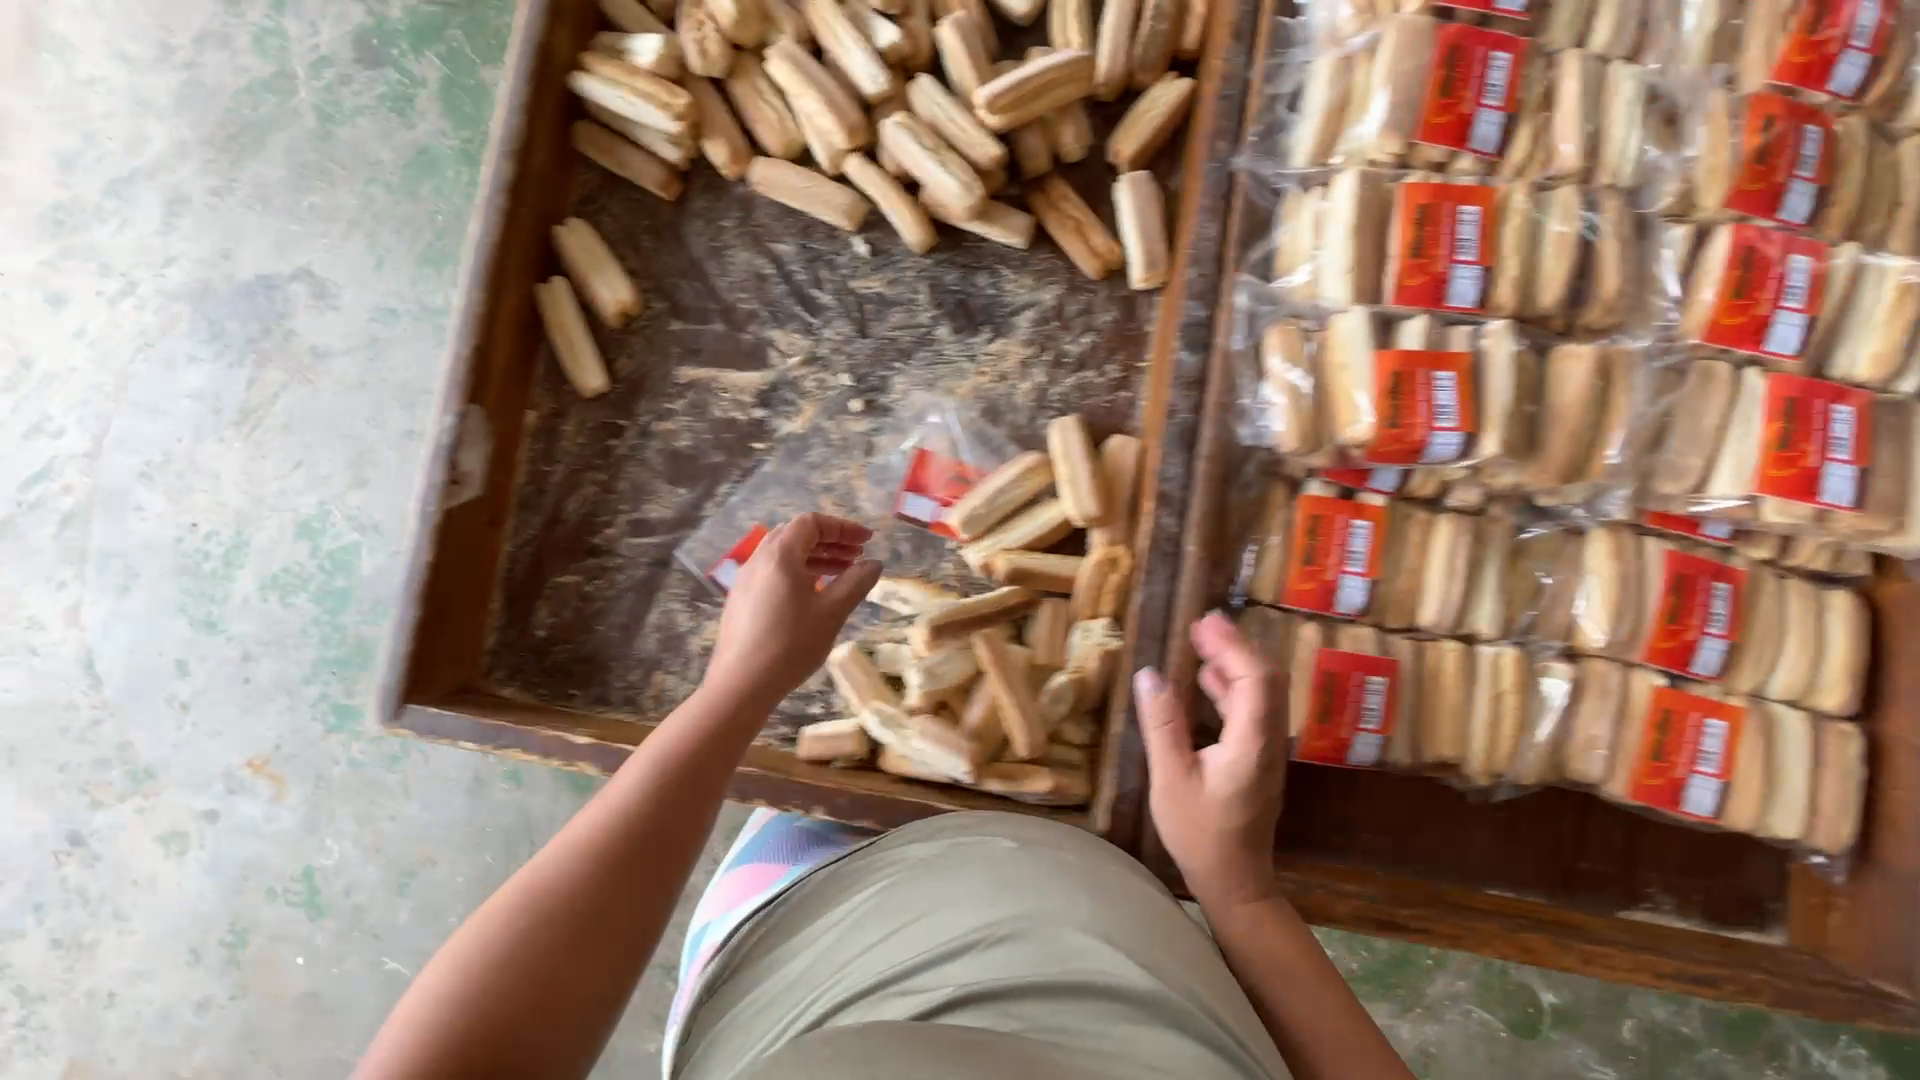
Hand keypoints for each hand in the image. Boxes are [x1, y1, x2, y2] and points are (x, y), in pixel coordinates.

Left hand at [703, 513, 883, 712]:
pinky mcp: (741, 600)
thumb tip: (874, 564)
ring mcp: (745, 580)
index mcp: (780, 555)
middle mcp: (758, 559)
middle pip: (796, 535)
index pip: (811, 523)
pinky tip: (813, 596)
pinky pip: (773, 573)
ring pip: (783, 555)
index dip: (843, 527)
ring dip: (814, 558)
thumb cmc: (791, 644)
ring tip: (841, 574)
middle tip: (857, 556)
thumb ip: (856, 582)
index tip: (867, 541)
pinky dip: (797, 573)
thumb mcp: (832, 612)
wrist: (741, 684)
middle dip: (830, 541)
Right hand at [1136, 612, 1286, 910]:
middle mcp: (1269, 740)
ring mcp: (1268, 749)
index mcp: (1251, 743)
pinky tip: (1207, 679)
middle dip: (1237, 645)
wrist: (1235, 880)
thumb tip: (1149, 674)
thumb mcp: (1170, 779)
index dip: (1232, 646)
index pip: (1255, 680)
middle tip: (1203, 622)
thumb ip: (1162, 725)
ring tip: (1203, 640)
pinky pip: (1255, 709)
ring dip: (1236, 662)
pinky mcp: (1259, 757)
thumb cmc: (1199, 833)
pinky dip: (1234, 685)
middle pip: (1266, 679)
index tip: (1203, 622)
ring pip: (1263, 692)